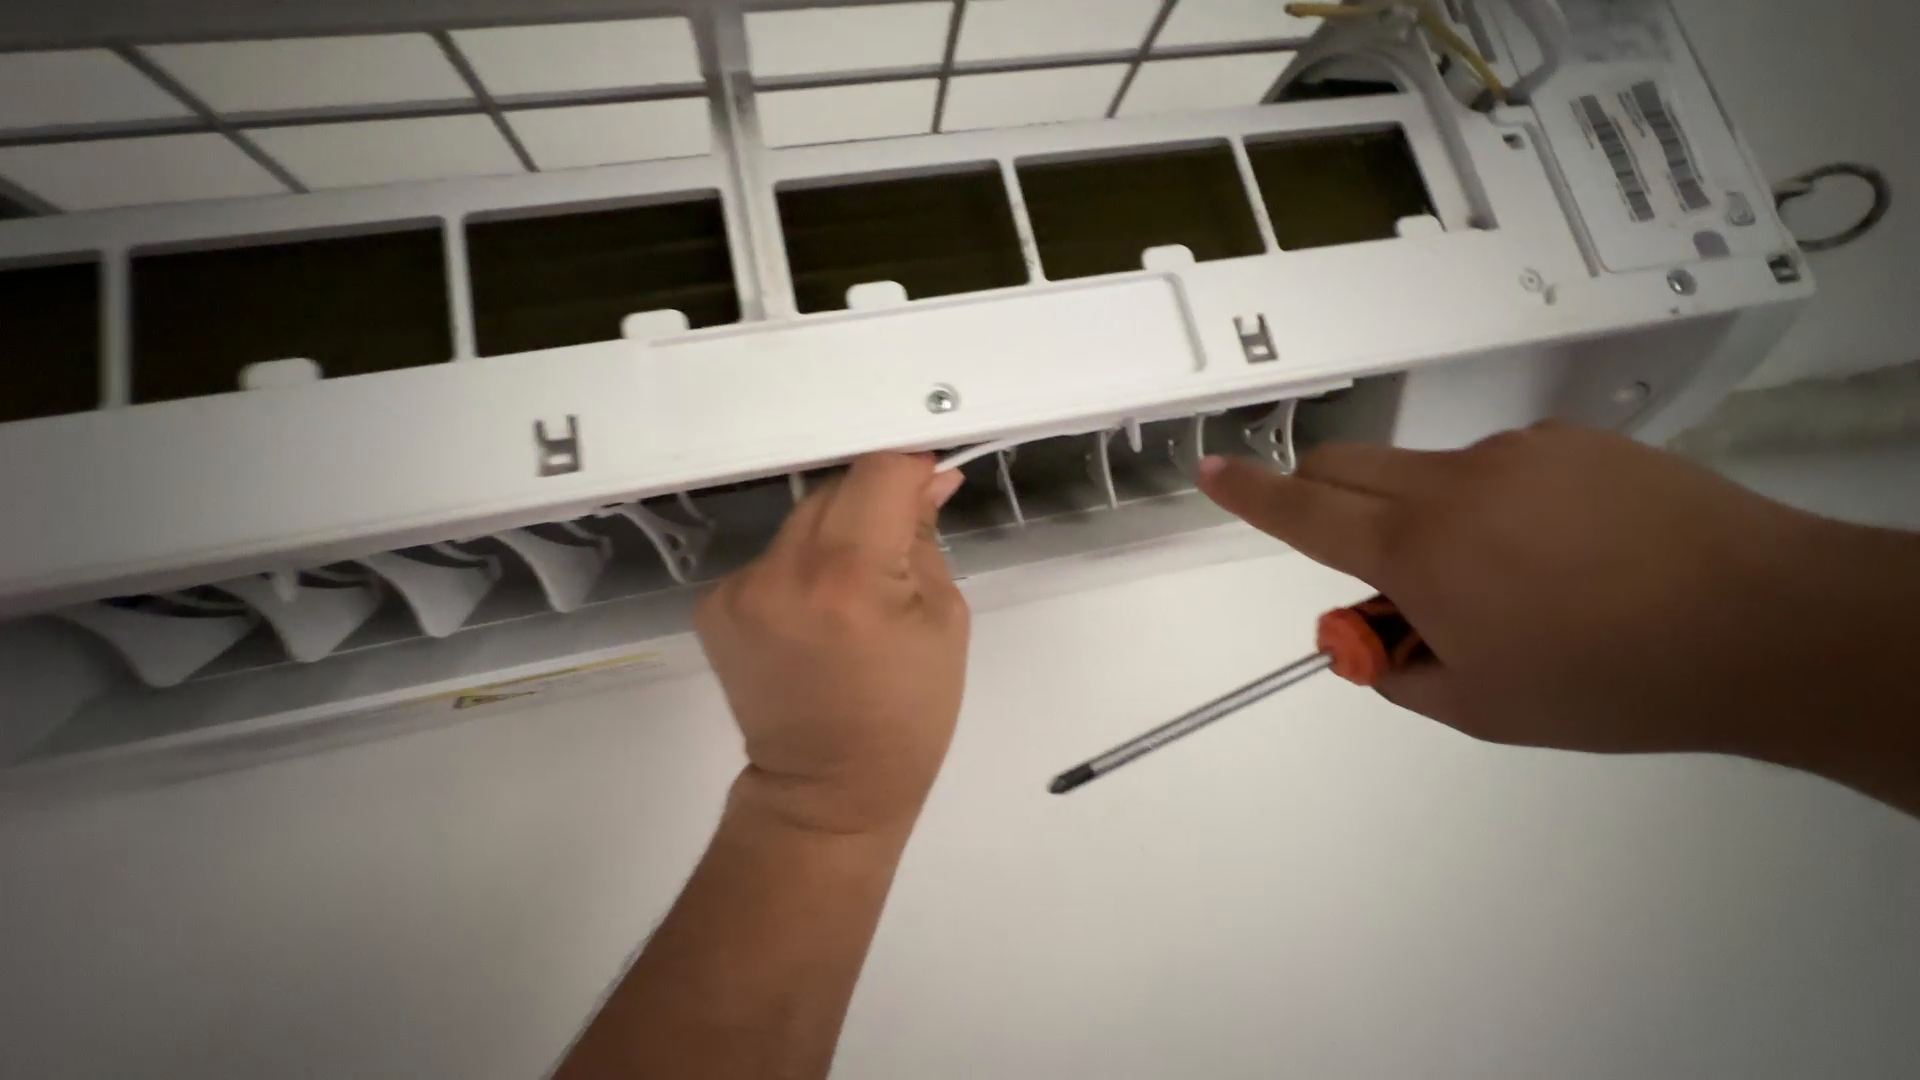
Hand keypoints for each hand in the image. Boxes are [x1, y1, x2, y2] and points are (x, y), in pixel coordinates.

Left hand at [697, 454, 968, 836]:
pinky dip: (800, 566)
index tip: (927, 481)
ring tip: (853, 592)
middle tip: (898, 548)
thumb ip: (925, 537)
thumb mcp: (944, 620)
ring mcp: (738, 589)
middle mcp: (783, 573)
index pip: (877, 474)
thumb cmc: (908, 713)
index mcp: (850, 579)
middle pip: (834, 489)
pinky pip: (772, 556)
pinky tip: (815, 613)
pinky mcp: (713, 606)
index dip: (908, 468)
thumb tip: (927, 479)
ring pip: (801, 519)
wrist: (829, 790)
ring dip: (835, 534)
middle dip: (874, 504)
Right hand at [1197, 424, 1917, 765]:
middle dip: (1322, 497)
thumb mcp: (1476, 706)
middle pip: (1344, 466)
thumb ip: (1398, 670)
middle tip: (1370, 562)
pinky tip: (1566, 548)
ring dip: (1422, 516)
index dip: (1248, 493)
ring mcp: (1513, 454)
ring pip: (1422, 473)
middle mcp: (1450, 485)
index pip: (1303, 511)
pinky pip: (1497, 466)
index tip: (1210, 469)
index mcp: (1415, 550)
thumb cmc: (1605, 681)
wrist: (1771, 627)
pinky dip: (1494, 503)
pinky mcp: (1571, 441)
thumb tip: (1377, 633)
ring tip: (1510, 576)